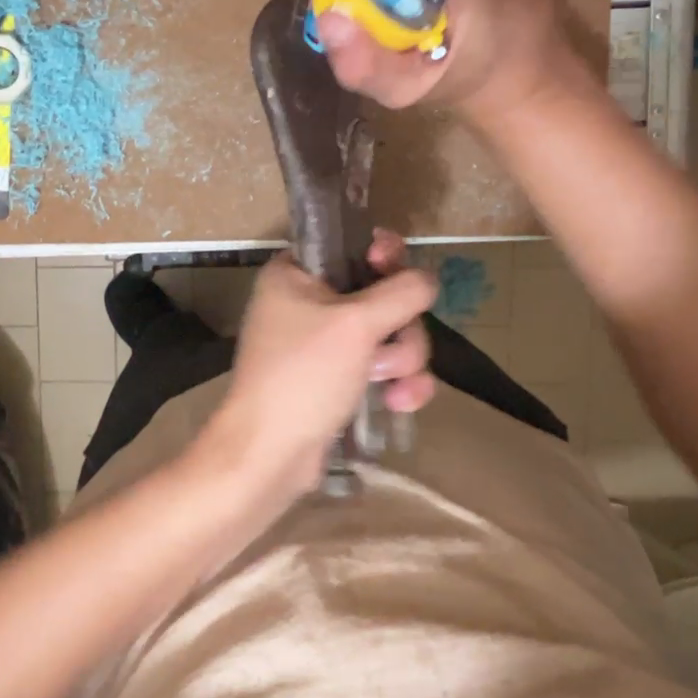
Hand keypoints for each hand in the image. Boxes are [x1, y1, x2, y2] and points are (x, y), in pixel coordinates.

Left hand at [196, 230, 437, 502]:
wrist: (269, 453)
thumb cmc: (303, 376)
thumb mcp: (355, 324)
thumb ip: (400, 292)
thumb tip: (427, 280)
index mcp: (295, 274)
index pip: (351, 244)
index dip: (384, 256)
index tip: (396, 272)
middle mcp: (307, 302)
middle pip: (383, 294)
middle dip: (400, 328)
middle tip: (388, 352)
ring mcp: (323, 344)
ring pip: (390, 334)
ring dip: (403, 360)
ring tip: (391, 386)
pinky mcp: (337, 379)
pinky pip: (382, 367)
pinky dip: (397, 383)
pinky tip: (399, 404)